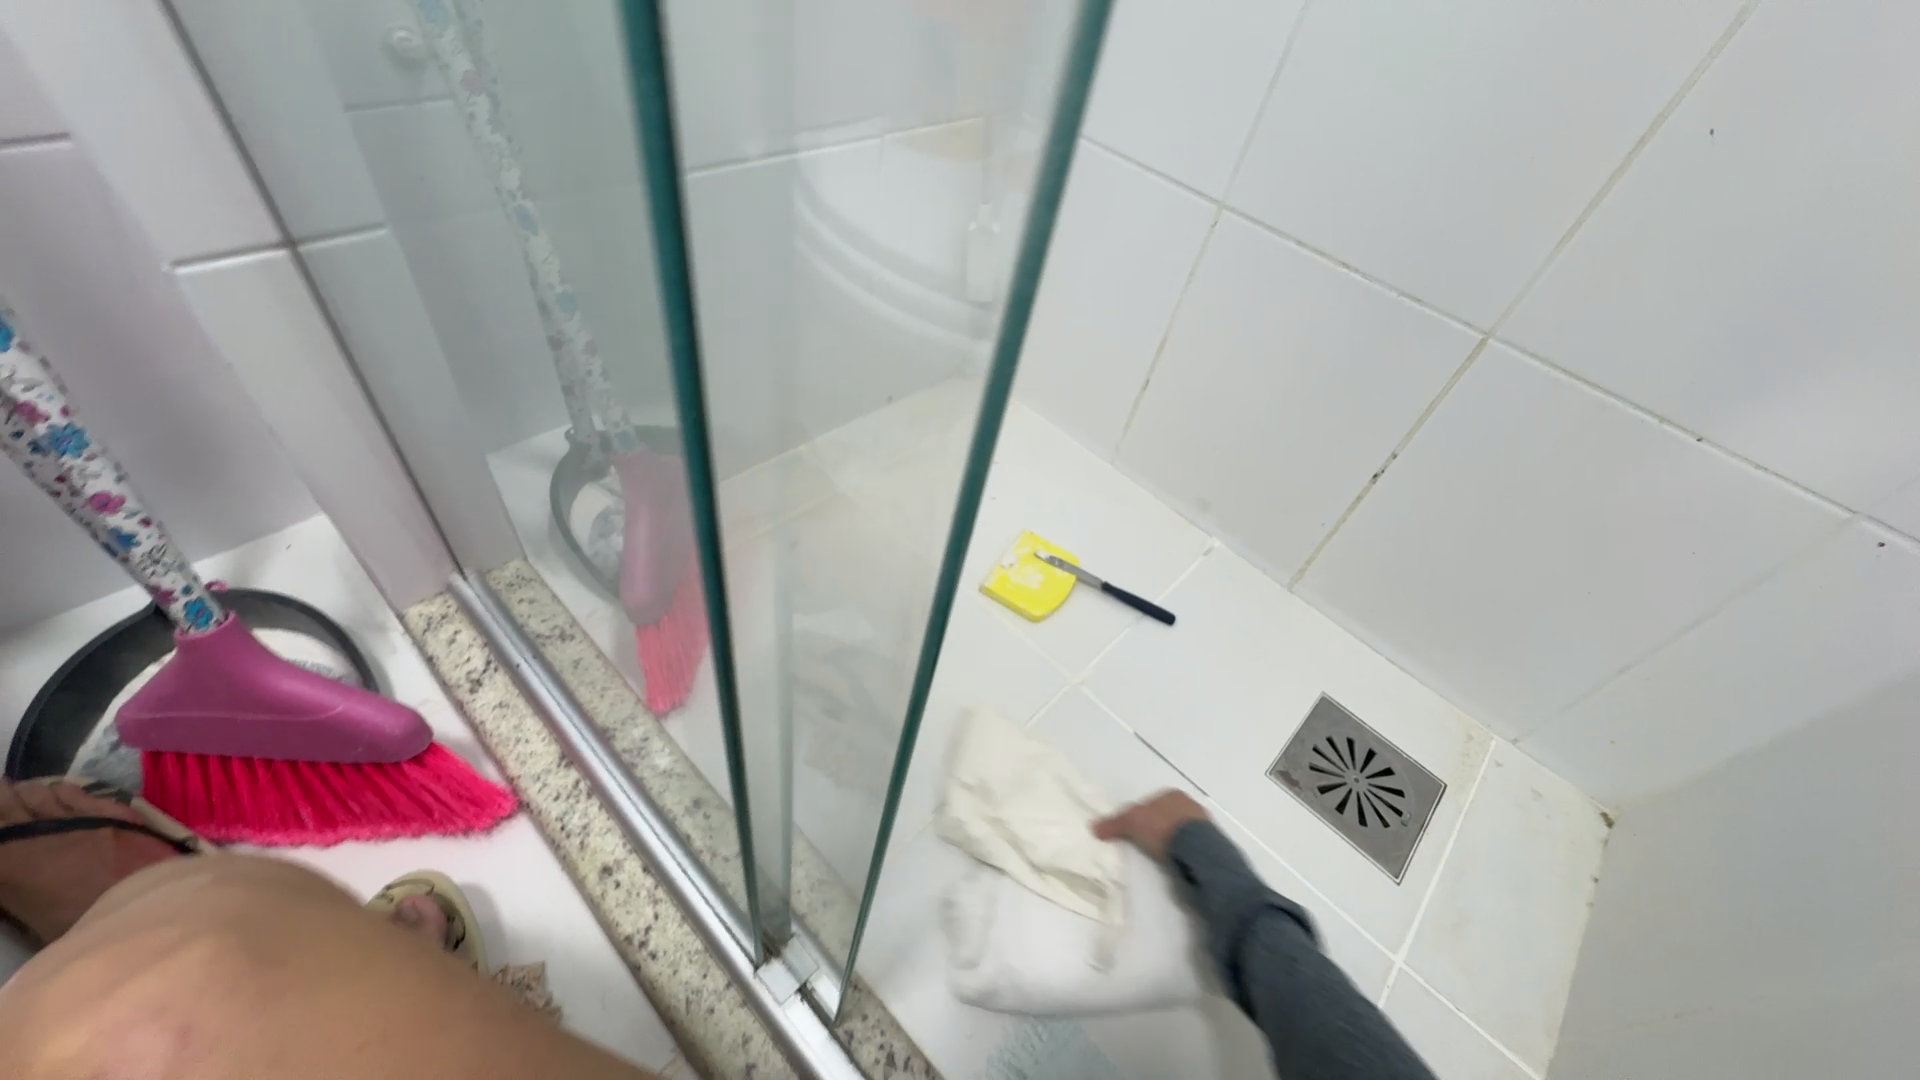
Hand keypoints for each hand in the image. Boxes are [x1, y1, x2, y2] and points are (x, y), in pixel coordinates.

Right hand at [1091, 790, 1209, 860]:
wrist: (1197, 850)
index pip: (1152, 802)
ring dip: (1173, 840)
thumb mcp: (1131, 822)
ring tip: (1163, 856)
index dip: (1141, 815)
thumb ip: (1113, 823)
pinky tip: (1178, 861)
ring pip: (1182, 829)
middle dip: (1159, 827)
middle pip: (1168, 815)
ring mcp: (1204, 823)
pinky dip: (1185, 851)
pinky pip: (1194, 845)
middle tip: (1148, 844)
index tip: (1135, 831)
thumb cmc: (1162, 827)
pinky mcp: (1213, 843)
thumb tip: (1093, 827)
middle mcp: (1189, 804)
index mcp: (1171, 794)